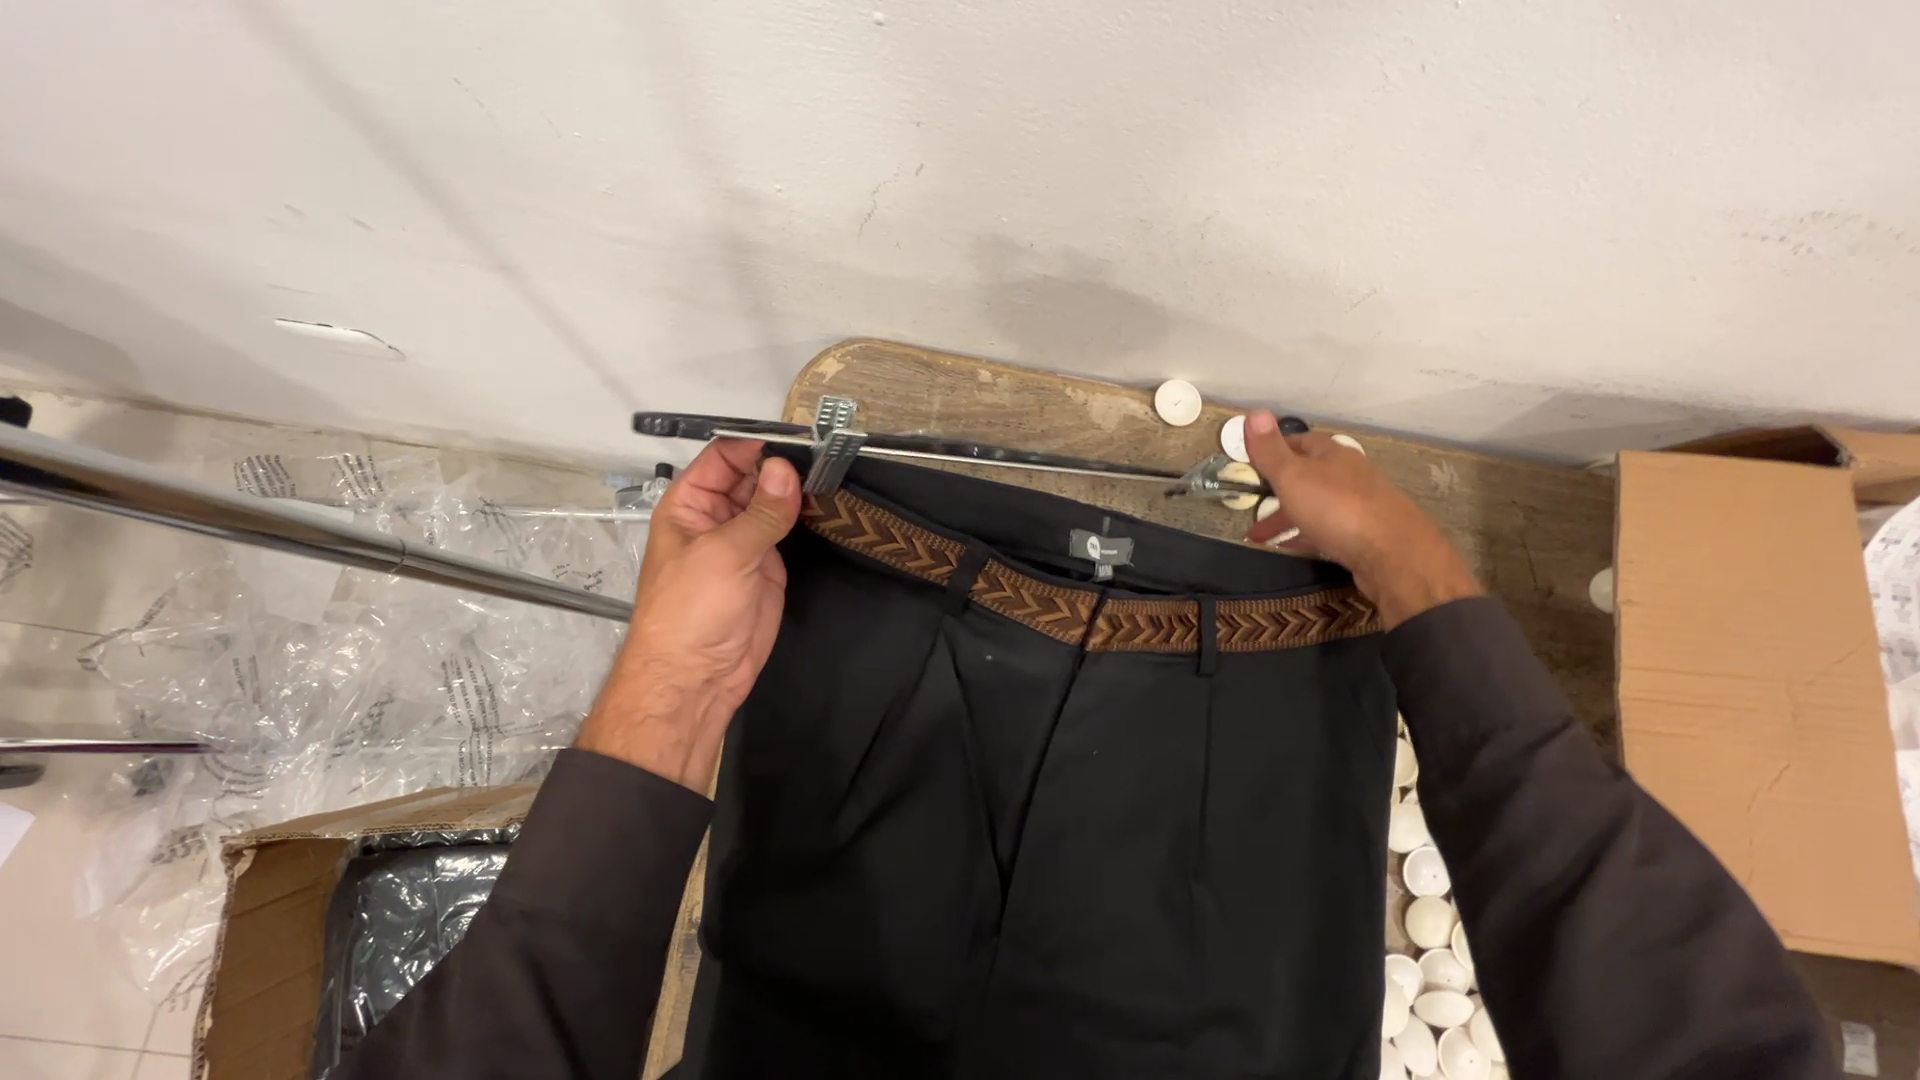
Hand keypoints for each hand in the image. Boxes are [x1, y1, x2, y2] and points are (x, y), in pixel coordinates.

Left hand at [575, 440, 800, 789]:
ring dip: (797, 490)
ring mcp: (744, 541)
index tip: (796, 439)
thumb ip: (761, 512)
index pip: (723, 457)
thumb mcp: (725, 554)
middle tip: (824, 456)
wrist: (698, 676)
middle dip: (781, 465)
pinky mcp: (769, 564)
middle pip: (751, 476)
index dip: (755, 445)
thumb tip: (786, 470)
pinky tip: (828, 504)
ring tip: (832, 473)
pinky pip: (788, 530)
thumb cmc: (692, 610)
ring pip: (772, 502)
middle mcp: (716, 517)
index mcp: (689, 504)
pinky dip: (806, 517)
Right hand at [1241, 411, 1479, 628]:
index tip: (1252, 460)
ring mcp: (1360, 505)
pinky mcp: (1365, 535)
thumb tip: (1254, 412)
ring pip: (1316, 505)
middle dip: (1279, 488)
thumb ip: (1271, 450)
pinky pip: (1326, 531)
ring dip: (1287, 517)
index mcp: (1333, 455)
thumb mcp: (1293, 476)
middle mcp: (1349, 475)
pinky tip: (1288, 549)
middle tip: (1251, 502)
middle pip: (1309, 475)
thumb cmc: (1337, 508)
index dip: (1276, 448)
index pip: (1302, 441)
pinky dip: (1304, 537)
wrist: (1393, 555)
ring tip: (1258, 536)